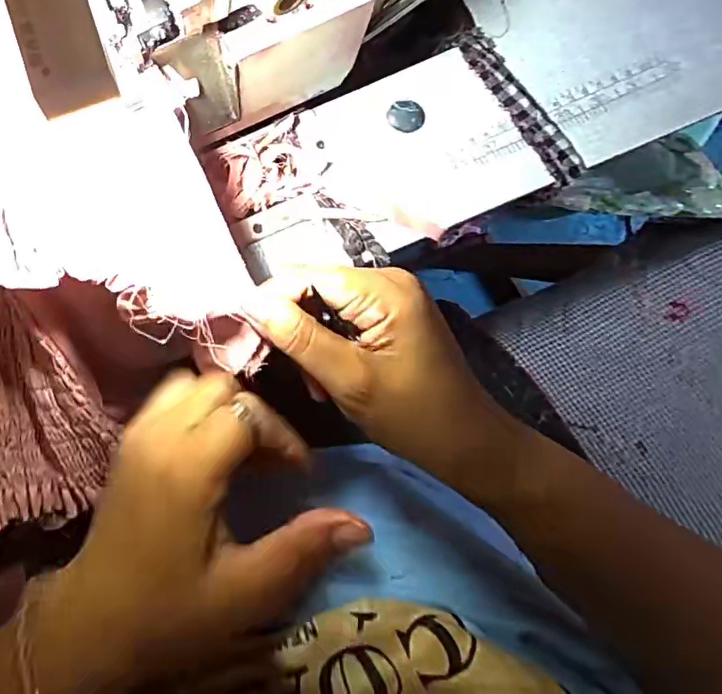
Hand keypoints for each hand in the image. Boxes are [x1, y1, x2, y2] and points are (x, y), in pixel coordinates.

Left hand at [33, 372, 372, 690]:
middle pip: (220, 385)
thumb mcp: (244, 592)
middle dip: (256, 414)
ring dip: (226, 405)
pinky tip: (211, 450)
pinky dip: (199, 406)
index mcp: (186, 465)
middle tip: (273, 460)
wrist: (93, 621)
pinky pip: (170, 395)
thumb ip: (301, 550)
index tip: (297, 474)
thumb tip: (361, 524)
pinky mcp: (128, 437)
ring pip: (193, 382)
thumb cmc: (170, 612)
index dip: (281, 435)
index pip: (246, 410)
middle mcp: (158, 433)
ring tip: (244, 451)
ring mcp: (138, 430)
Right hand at [242, 266, 520, 494]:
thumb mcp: (350, 381)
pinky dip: (328, 343)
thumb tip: (253, 303)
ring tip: (314, 383)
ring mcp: (390, 295)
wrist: (472, 447)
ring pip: (323, 303)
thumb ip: (300, 338)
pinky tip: (328, 376)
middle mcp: (386, 279)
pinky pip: (342, 315)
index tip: (248, 336)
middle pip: (314, 287)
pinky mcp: (390, 313)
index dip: (272, 301)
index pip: (306, 275)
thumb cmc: (416, 418)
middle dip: (293, 325)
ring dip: (309, 340)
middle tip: (288, 370)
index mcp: (383, 288)